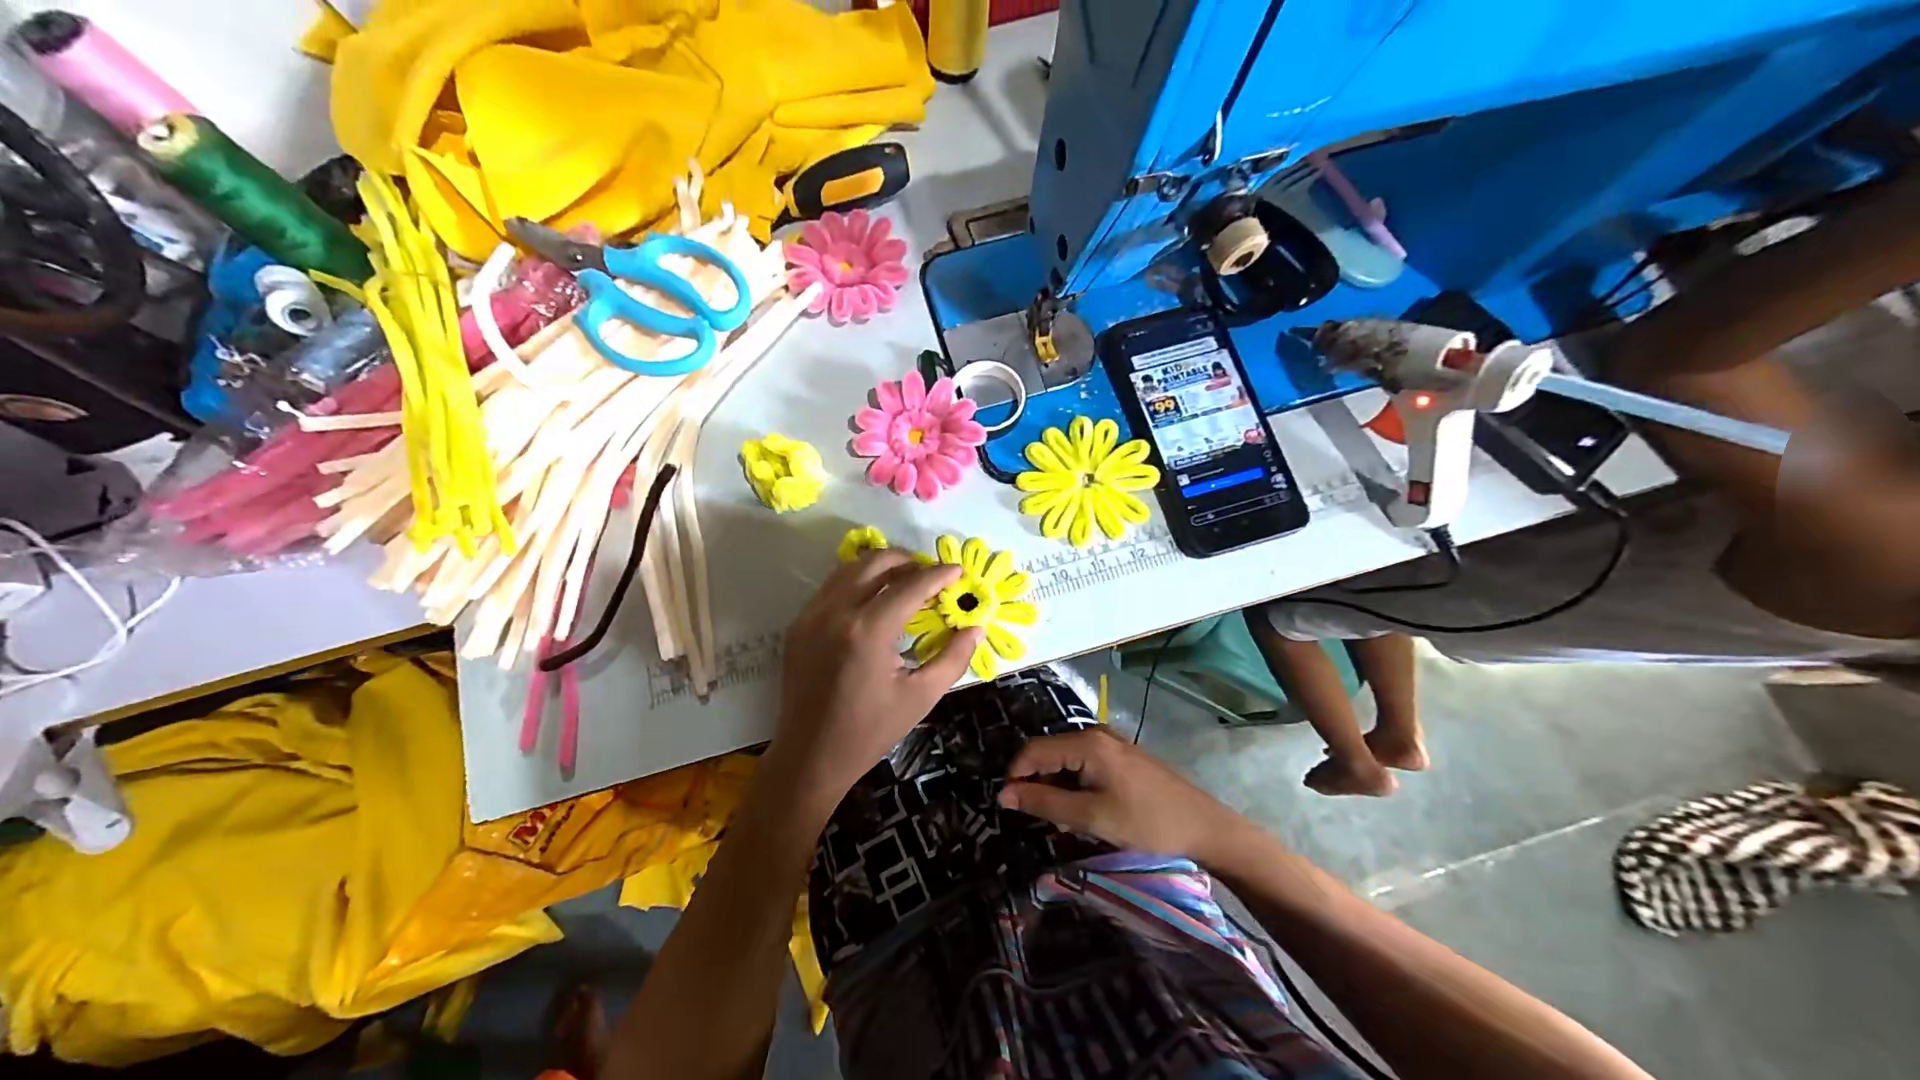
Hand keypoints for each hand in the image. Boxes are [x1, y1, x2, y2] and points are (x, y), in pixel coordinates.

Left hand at [768, 549, 983, 806]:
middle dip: (908, 561)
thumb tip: (975, 628)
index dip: (938, 575)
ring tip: (906, 581)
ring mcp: (811, 615)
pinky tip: (874, 600)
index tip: (958, 571)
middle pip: (876, 562)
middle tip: (931, 574)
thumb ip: (953, 658)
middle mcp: (835, 612)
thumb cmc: (870, 731)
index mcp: (867, 631)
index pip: (909, 586)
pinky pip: (832, 588)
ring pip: (850, 569)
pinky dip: (857, 582)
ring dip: (881, 568)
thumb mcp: (921, 697)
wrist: (811, 756)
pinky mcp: (798, 625)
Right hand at [999, 727, 1252, 861]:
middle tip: (1035, 815)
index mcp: (1088, 743)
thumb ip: (1045, 803)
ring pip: (1067, 758)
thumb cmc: (1147, 823)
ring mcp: (1113, 743)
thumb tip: (1004, 795)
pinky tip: (1083, 808)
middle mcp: (1097, 734)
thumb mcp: (1091, 817)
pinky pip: (1085, 763)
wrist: (1205, 827)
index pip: (1034, 750)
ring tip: (1060, 817)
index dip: (1016, 775)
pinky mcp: (1123, 757)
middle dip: (1035, 780)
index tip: (1008, 806)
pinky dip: (1074, 783)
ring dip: (1055, 784)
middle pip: (1050, 751)